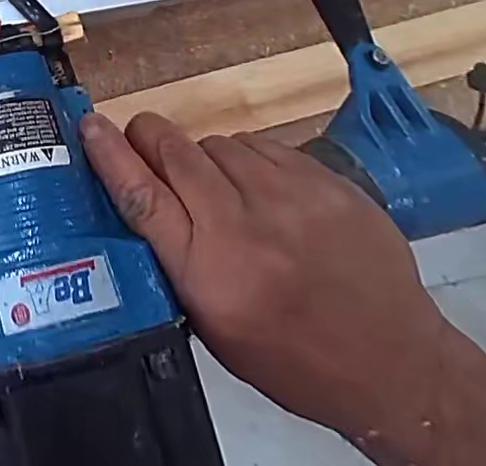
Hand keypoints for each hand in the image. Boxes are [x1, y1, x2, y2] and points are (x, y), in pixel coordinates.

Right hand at [78, 111, 462, 451]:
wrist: (395, 361)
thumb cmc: (290, 356)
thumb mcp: (214, 326)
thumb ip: (174, 257)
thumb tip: (141, 192)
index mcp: (208, 274)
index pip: (142, 197)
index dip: (110, 155)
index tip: (89, 124)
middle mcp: (242, 227)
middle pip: (174, 151)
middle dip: (149, 137)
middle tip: (144, 142)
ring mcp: (289, 197)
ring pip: (215, 143)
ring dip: (204, 158)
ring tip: (222, 189)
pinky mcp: (323, 180)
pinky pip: (259, 145)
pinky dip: (246, 160)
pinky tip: (262, 190)